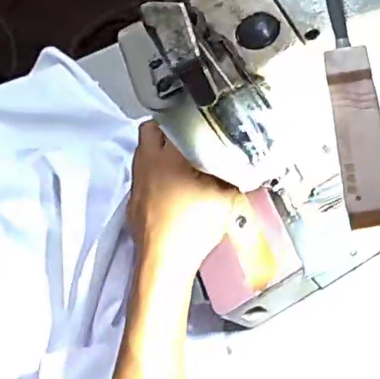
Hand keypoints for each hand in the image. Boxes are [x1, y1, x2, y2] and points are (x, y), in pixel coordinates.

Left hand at [126, 121, 239, 281]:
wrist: (164, 263)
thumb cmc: (192, 227)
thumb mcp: (225, 194)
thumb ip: (234, 172)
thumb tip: (245, 160)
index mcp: (168, 156)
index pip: (172, 120)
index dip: (189, 115)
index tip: (204, 117)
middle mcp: (147, 165)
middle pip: (150, 130)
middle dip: (169, 128)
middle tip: (191, 133)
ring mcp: (137, 184)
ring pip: (144, 153)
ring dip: (160, 150)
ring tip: (185, 157)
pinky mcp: (134, 203)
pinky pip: (143, 176)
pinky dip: (156, 173)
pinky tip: (175, 186)